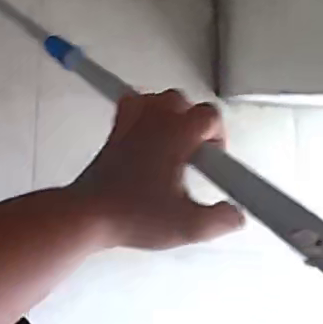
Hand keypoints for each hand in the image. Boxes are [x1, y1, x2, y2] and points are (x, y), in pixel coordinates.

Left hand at [67, 90, 245, 250]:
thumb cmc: (130, 214)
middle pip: (181, 99)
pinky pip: (128, 106)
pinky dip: (140, 113)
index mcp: (174, 136)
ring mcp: (128, 125)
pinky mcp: (112, 134)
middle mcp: (151, 123)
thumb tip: (233, 214)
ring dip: (168, 113)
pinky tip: (145, 137)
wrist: (89, 213)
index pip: (208, 113)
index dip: (217, 135)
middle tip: (196, 150)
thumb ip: (222, 218)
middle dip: (194, 120)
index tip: (213, 159)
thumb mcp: (190, 226)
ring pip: (154, 97)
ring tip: (173, 141)